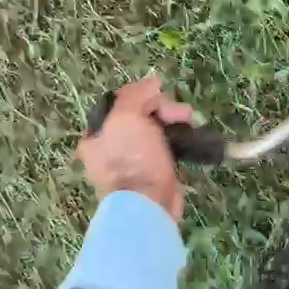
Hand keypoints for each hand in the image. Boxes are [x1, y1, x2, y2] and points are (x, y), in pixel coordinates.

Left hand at [76, 75, 193, 221]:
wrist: (147, 206)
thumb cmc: (132, 158)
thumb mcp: (127, 116)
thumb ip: (135, 94)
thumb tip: (153, 82)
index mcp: (97, 133)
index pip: (122, 100)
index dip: (144, 95)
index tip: (160, 95)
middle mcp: (111, 146)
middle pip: (141, 113)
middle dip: (164, 108)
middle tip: (182, 114)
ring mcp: (131, 160)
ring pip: (155, 127)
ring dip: (174, 120)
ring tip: (191, 122)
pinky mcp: (151, 172)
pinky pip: (163, 144)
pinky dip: (176, 137)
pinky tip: (188, 135)